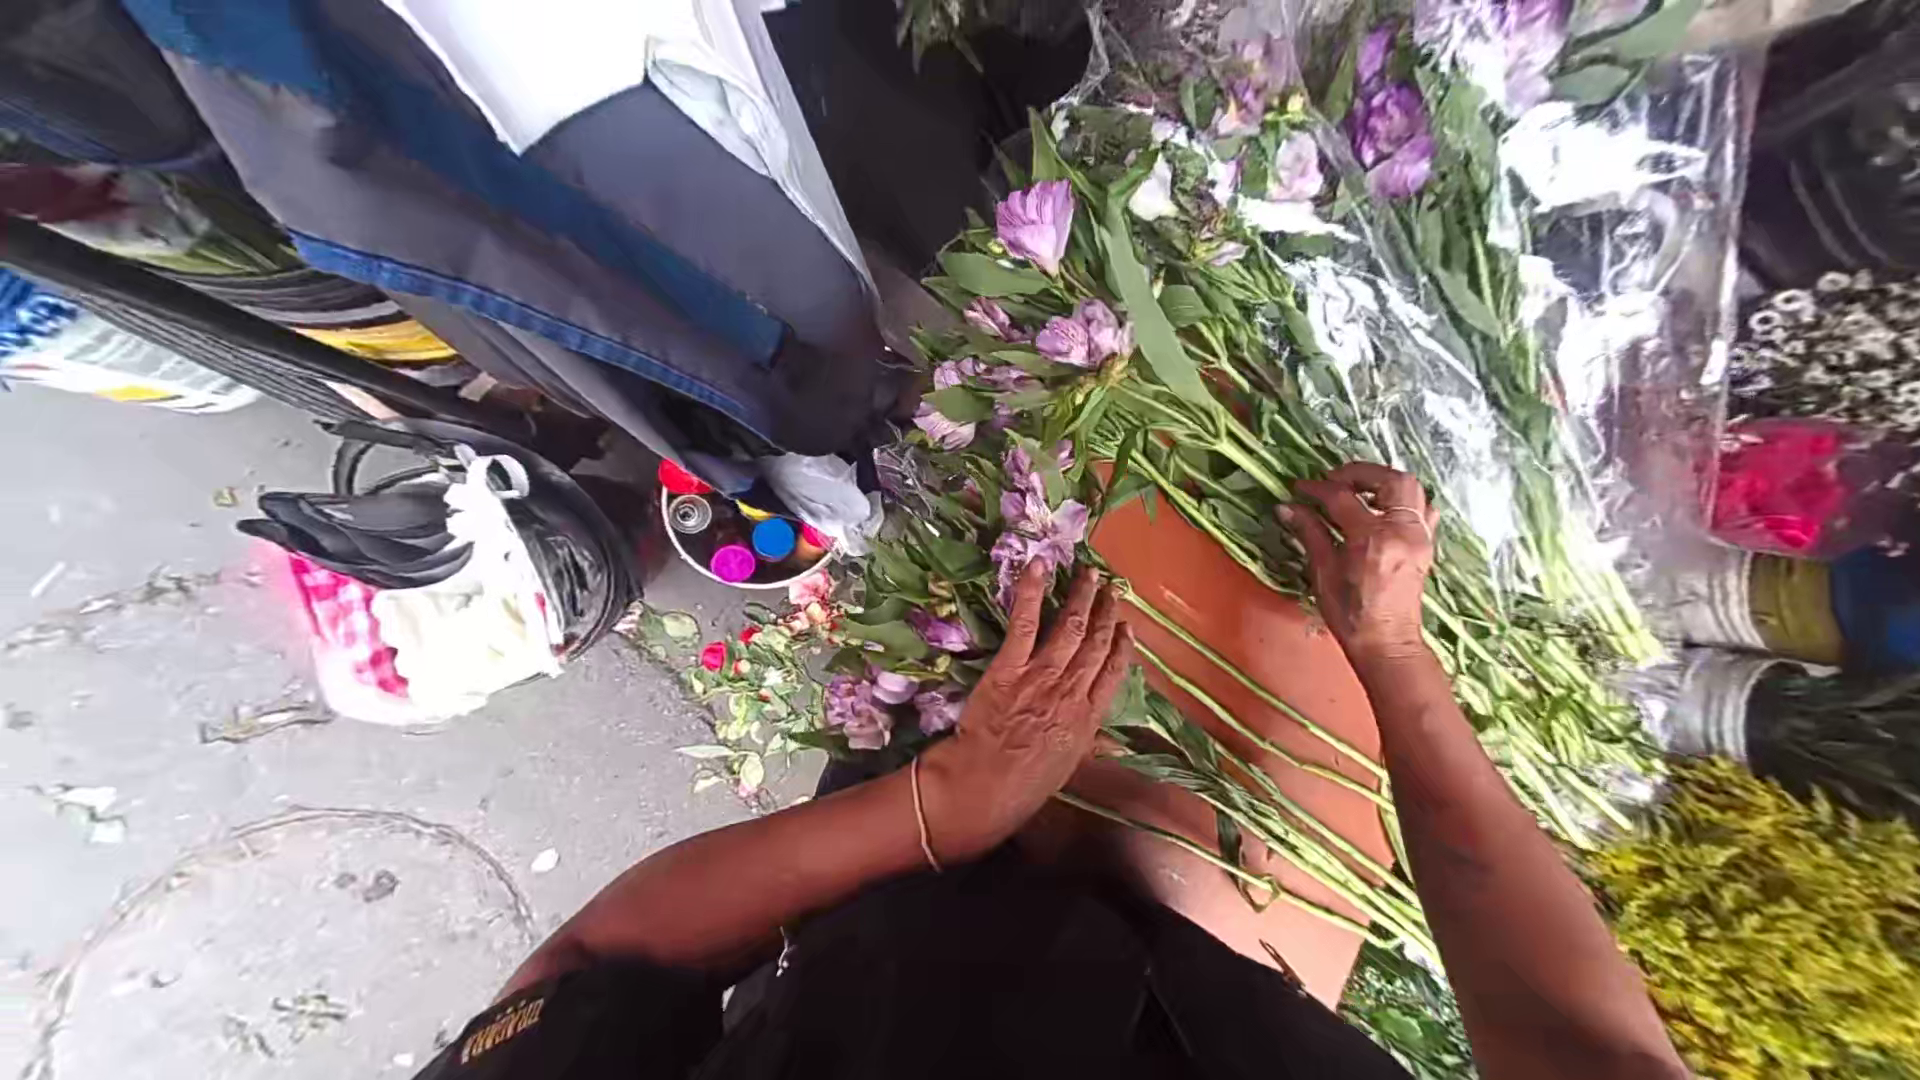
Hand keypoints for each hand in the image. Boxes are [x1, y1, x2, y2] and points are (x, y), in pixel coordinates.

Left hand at [917, 562, 1134, 862]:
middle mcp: (1071, 690)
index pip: (1112, 672)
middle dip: (1105, 611)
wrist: (985, 784)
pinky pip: (1024, 623)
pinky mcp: (1010, 666)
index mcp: (1089, 717)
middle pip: (1094, 643)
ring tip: (1090, 574)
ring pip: (1069, 628)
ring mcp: (1041, 675)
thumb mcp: (1069, 767)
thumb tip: (1117, 742)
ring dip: (1082, 597)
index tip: (1127, 625)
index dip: (1122, 645)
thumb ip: (1093, 745)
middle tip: (1111, 587)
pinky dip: (1032, 592)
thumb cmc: (1026, 783)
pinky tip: (1040, 568)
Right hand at [1280, 462, 1437, 661]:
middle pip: (1391, 480)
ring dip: (1382, 481)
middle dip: (1359, 473)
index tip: (1298, 488)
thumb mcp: (1323, 572)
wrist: (1386, 641)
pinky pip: (1422, 507)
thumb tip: (1287, 508)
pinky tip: (1380, 508)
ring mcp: (1420, 537)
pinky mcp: (1426, 544)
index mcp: (1372, 540)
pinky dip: (1401, 499)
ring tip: (1356, 489)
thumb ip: (1310, 533)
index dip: (1317, 489)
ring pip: (1412, 489)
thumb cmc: (1349, 613)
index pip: (1342, 498)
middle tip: (1333, 479)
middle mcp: (1403, 532)